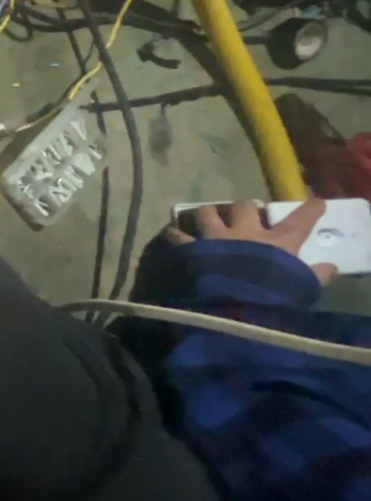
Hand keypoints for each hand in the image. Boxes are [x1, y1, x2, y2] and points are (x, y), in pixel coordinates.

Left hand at [166, 198, 336, 283]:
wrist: (239, 299)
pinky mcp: (190, 246)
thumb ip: (316, 274)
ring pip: (206, 212)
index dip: (308, 210)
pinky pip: (176, 234)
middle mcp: (245, 232)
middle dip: (244, 206)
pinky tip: (172, 231)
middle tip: (243, 210)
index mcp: (278, 241)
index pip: (299, 222)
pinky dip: (174, 233)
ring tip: (206, 213)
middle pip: (244, 207)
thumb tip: (329, 267)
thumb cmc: (277, 291)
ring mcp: (214, 237)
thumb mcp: (303, 284)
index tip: (315, 201)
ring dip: (206, 212)